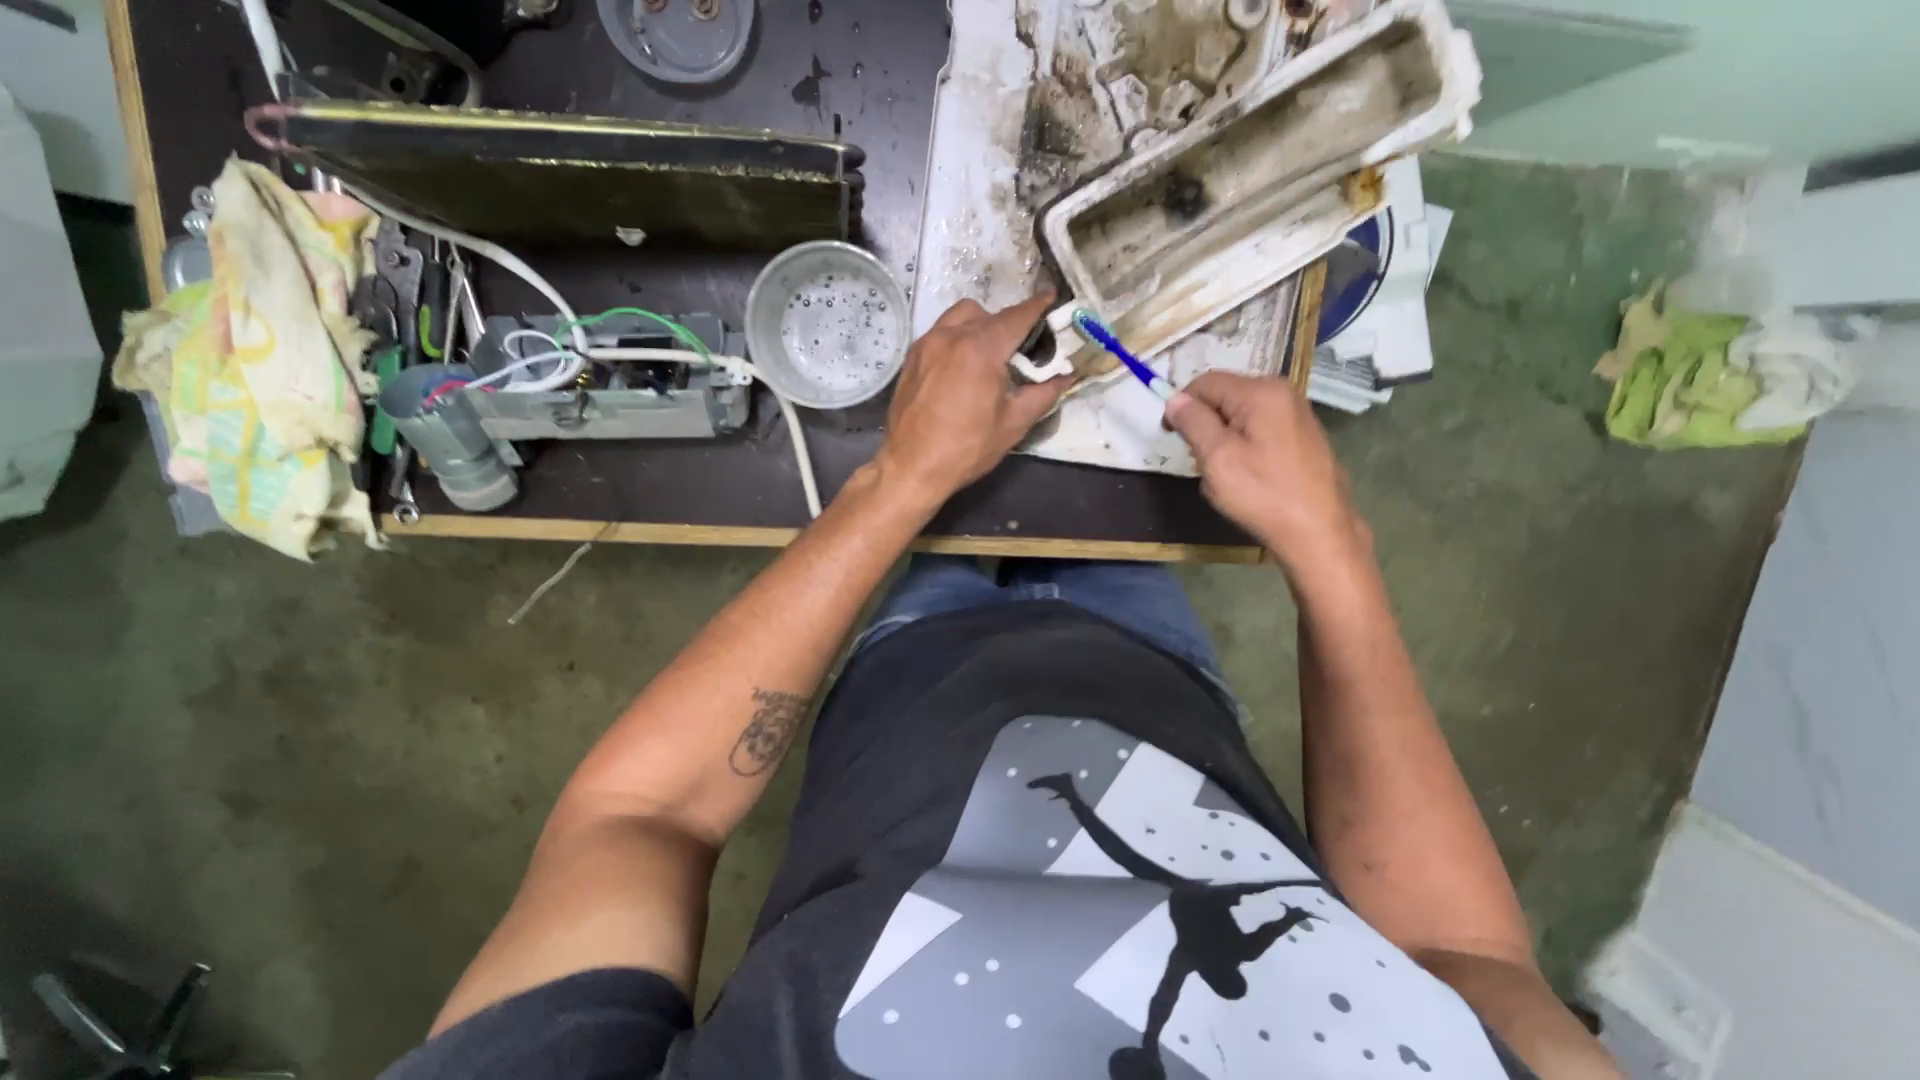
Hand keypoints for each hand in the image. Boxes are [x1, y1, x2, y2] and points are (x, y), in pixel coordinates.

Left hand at [875, 292, 1067, 503]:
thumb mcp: (1013, 423)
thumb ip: (1043, 394)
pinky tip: (963, 365)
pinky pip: (941, 332)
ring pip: (961, 316)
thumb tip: (1065, 377)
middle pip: (989, 314)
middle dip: (1010, 324)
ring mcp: (927, 344)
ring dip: (981, 325)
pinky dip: (958, 337)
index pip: (1017, 317)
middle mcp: (951, 336)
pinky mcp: (912, 357)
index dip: (1038, 306)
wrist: (911, 467)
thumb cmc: (966, 449)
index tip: (1051, 297)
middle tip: (1023, 347)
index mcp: (980, 350)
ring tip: (990, 354)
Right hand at [1164, 372, 1369, 568]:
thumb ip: (1193, 422)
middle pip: (1226, 395)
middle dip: (1205, 424)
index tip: (1172, 436)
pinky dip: (1245, 445)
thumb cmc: (1264, 494)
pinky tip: (1249, 474)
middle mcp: (1283, 392)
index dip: (1182, 405)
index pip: (1206, 382)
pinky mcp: (1303, 434)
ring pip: (1242, 414)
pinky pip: (1261, 428)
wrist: (1320, 530)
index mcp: (1261, 392)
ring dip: (1224, 438)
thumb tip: (1174, 399)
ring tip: (1226, 473)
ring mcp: (1297, 413)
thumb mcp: (1217, 459)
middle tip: (1202, 461)